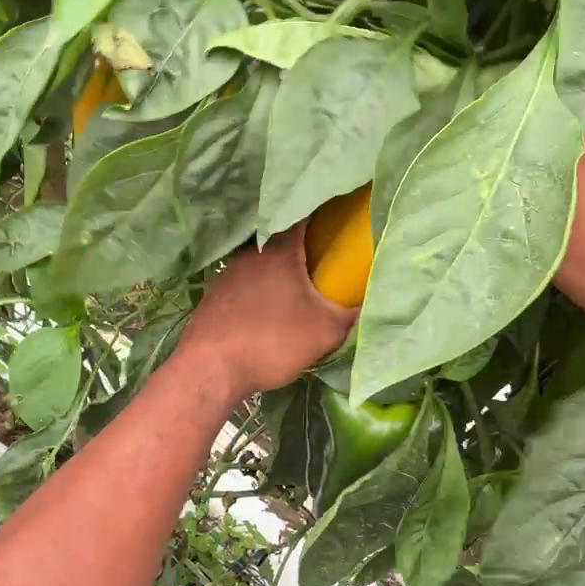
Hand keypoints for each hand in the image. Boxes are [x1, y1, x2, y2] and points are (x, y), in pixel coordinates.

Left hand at [176, 222, 355, 396]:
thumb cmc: (272, 342)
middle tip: (323, 262)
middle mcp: (251, 254)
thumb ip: (351, 314)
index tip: (338, 219)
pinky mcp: (214, 296)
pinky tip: (265, 312)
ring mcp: (228, 274)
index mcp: (280, 250)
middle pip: (281, 241)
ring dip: (278, 274)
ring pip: (260, 265)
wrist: (210, 370)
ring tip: (295, 291)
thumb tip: (373, 302)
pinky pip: (244, 285)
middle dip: (303, 249)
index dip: (323, 215)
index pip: (304, 216)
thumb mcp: (325, 332)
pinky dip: (258, 292)